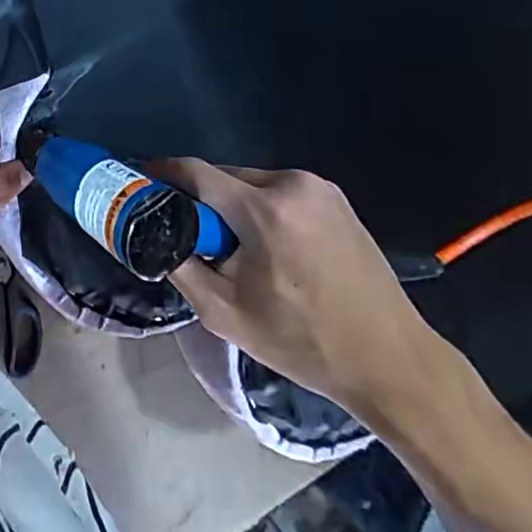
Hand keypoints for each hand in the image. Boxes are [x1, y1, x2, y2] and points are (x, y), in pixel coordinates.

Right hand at [152, 159, 443, 413]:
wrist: (390, 359)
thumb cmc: (303, 341)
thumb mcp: (225, 314)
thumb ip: (180, 266)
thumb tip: (154, 238)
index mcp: (265, 211)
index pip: (197, 172)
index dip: (163, 172)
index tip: (141, 179)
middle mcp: (293, 184)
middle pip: (225, 177)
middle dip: (201, 199)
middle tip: (191, 235)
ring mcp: (320, 188)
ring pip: (252, 184)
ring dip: (233, 206)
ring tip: (234, 249)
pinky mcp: (336, 198)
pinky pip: (280, 192)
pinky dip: (262, 209)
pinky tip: (268, 246)